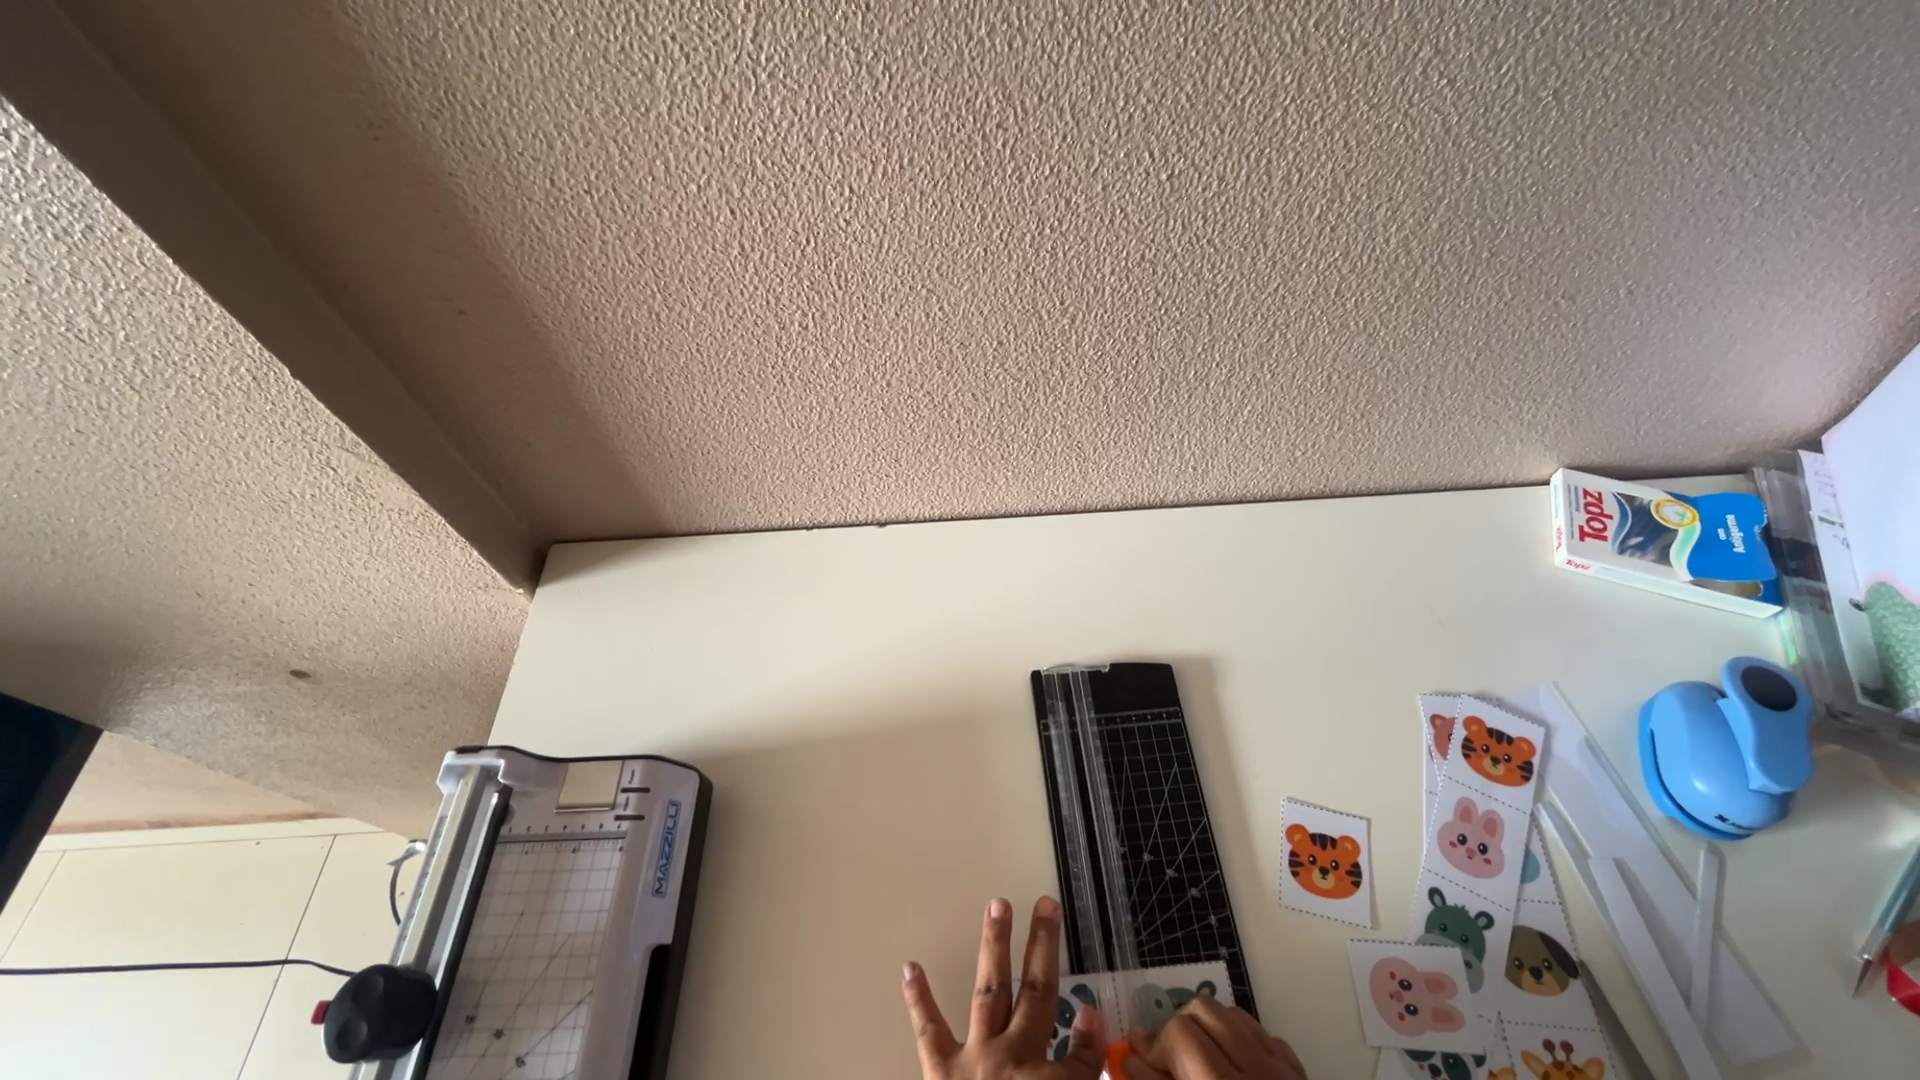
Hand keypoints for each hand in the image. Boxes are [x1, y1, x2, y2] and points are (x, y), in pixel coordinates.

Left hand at [903, 896, 1106, 1079]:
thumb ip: (1084, 1072)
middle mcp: (1010, 1056)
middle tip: (1045, 904)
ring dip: (994, 945)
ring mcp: (972, 1059)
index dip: (1089, 1033)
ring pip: (988, 990)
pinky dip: (917, 998)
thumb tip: (1091, 1020)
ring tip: (996, 905)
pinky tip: (909, 966)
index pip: (1079, 1050)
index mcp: (1044, 1075)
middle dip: (1042, 946)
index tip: (1091, 1008)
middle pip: (1035, 991)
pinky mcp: (938, 1072)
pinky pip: (927, 1030)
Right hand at [1123, 997, 1305, 1079]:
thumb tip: (1129, 1055)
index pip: (1180, 1033)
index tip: (1137, 1057)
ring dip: (1210, 1029)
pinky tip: (1231, 1065)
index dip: (1153, 1044)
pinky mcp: (1299, 1074)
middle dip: (1180, 1028)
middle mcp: (1256, 1071)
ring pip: (1235, 1016)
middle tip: (1167, 1057)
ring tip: (1196, 1055)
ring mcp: (1283, 1071)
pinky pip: (1266, 1037)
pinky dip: (1243, 1043)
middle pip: (1206, 1011)